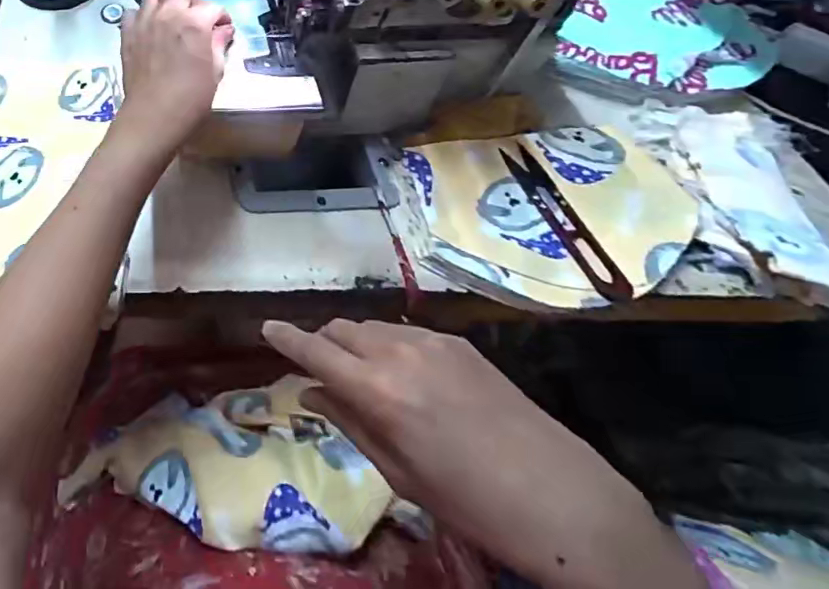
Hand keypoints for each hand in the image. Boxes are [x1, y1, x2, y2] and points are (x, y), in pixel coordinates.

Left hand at [115, 0, 232, 155]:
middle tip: (197, 21)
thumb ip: (219, 45)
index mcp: (195, 22)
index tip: (223, 28)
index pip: (213, 6)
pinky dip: (142, 15)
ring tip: (170, 18)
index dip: (222, 16)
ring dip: (165, 2)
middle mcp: (169, 14)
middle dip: (193, 3)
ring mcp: (145, 21)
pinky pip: (132, 11)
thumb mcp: (215, 72)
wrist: (153, 114)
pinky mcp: (127, 33)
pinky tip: (149, 29)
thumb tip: (224, 30)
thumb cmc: (191, 97)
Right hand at [263, 320, 703, 588]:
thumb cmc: (469, 501)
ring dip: (356, 343)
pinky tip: (407, 377)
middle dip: (322, 342)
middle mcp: (398, 352)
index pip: (315, 350)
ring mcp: (432, 341)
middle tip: (321, 369)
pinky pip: (406, 332)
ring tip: (365, 375)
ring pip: (373, 327)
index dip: (286, 337)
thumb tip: (309, 393)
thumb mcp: (399, 473)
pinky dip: (390, 345)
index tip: (266, 327)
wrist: (561, 497)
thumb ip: (349, 423)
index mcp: (378, 391)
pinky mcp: (459, 342)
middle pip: (341, 329)